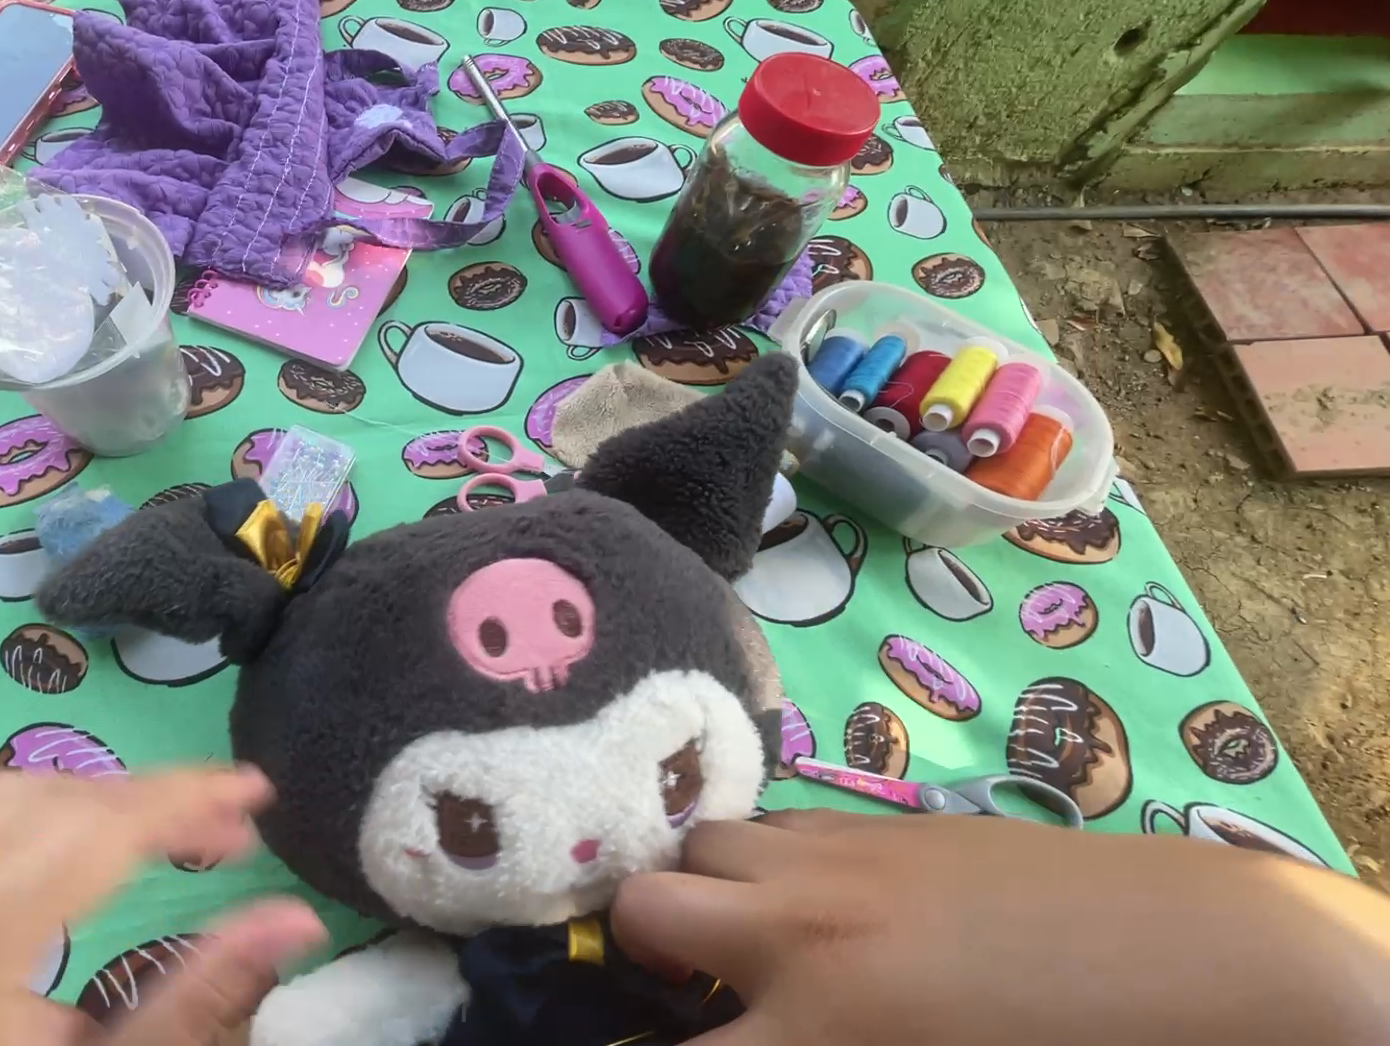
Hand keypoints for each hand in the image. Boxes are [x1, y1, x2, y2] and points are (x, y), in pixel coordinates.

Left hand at [0, 768, 325, 1045]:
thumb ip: (200, 994)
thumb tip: (299, 919)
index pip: (102, 829)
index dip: (190, 799)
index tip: (255, 792)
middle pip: (64, 801)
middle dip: (157, 801)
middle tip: (225, 829)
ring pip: (13, 790)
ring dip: (101, 800)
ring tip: (162, 831)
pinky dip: (36, 808)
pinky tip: (71, 837)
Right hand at [613, 811, 1389, 1045]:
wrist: (1200, 965)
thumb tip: (753, 1036)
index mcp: (818, 1032)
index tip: (656, 1037)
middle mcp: (794, 931)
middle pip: (644, 907)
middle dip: (641, 941)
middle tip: (682, 973)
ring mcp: (823, 858)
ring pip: (699, 843)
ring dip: (703, 884)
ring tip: (743, 918)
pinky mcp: (859, 818)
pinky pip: (766, 824)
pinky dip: (761, 858)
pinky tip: (808, 888)